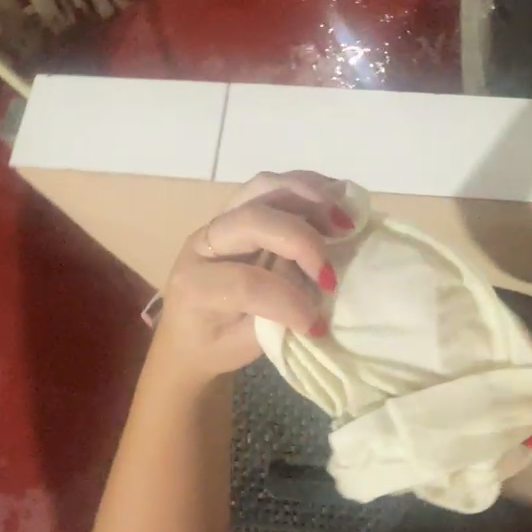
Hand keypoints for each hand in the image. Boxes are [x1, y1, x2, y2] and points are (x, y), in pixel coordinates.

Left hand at [148, 171, 346, 382]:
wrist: (186, 332)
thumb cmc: (213, 344)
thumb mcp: (240, 345)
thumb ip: (272, 317)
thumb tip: (314, 289)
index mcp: (196, 285)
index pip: (246, 283)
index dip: (289, 301)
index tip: (317, 325)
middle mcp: (202, 243)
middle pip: (252, 220)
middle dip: (301, 240)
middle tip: (331, 270)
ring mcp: (221, 219)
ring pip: (263, 188)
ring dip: (310, 198)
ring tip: (344, 221)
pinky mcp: (238, 209)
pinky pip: (273, 186)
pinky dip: (308, 186)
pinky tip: (336, 200)